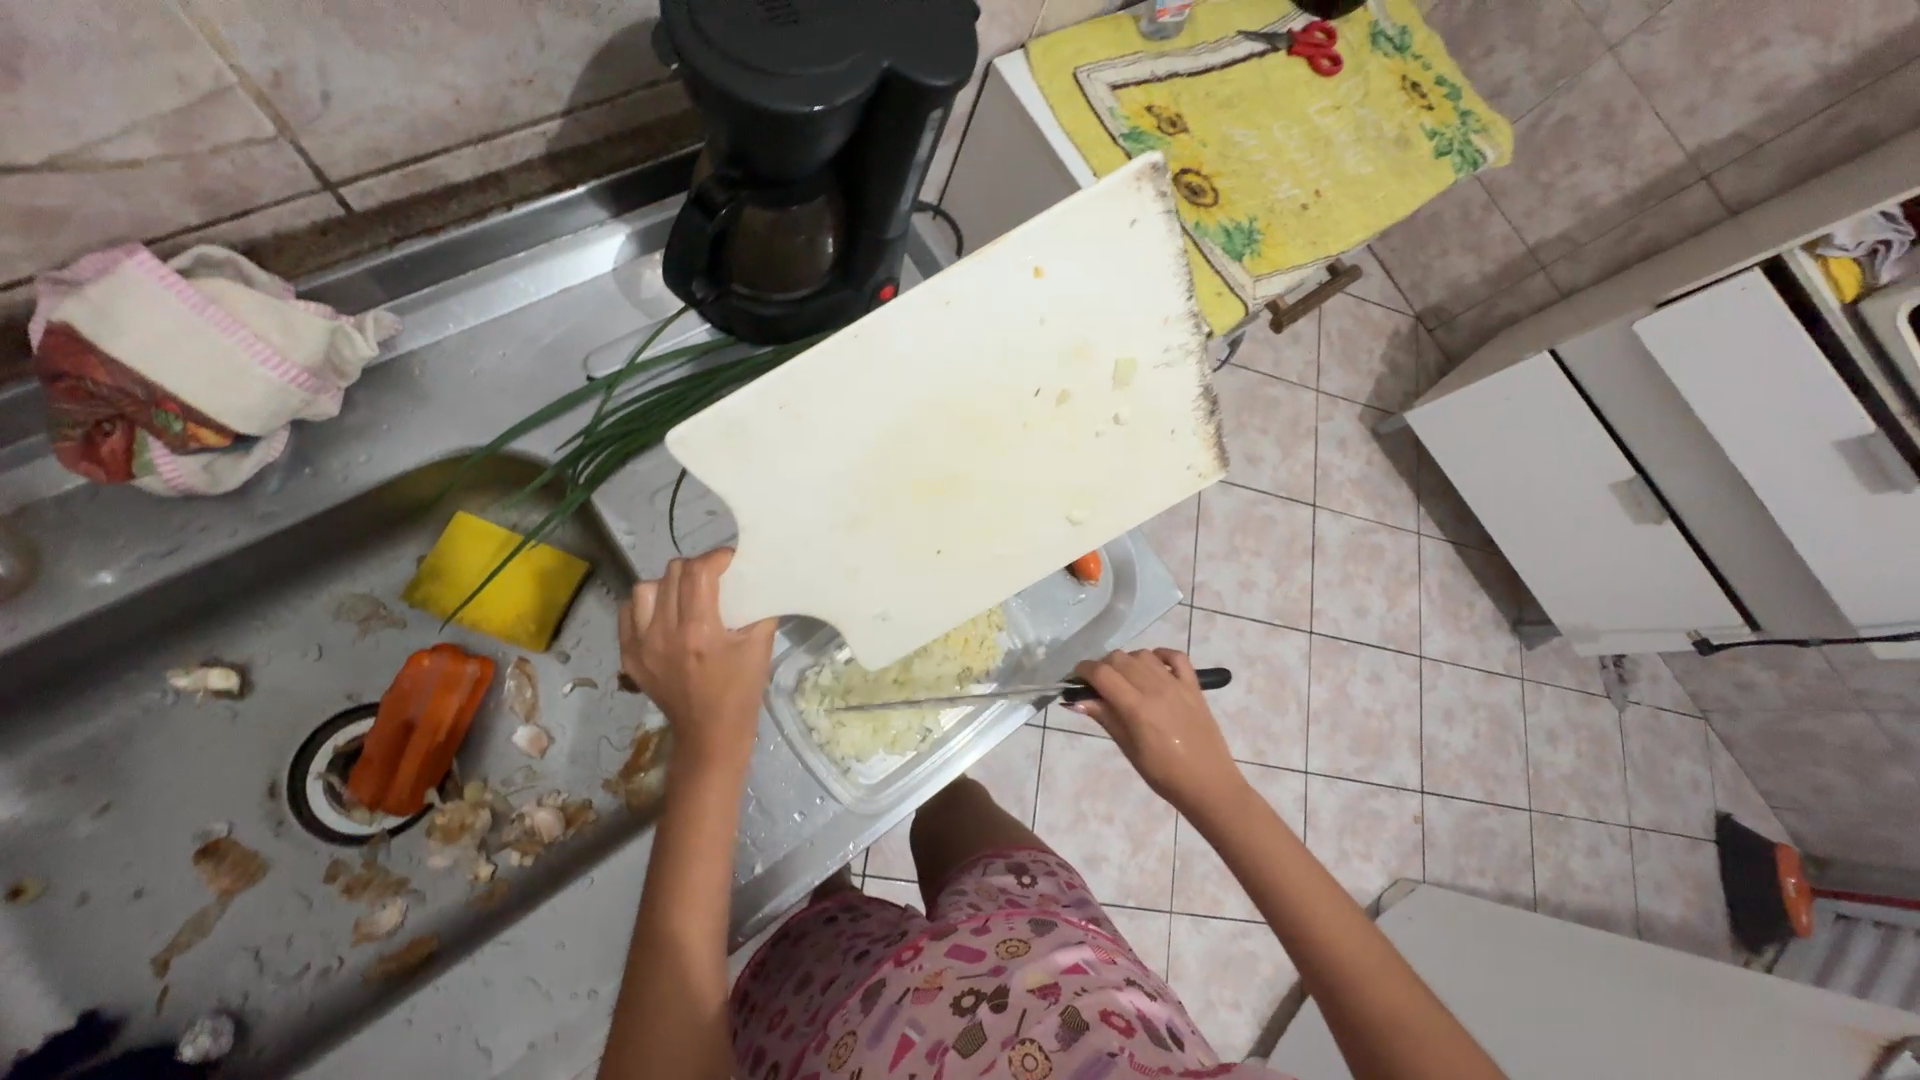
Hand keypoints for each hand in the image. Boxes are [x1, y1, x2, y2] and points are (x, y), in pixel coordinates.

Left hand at [618, 548, 777, 775]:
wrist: (709, 733)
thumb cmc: (740, 691)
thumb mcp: (760, 646)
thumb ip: (759, 608)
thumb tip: (758, 580)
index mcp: (699, 631)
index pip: (699, 572)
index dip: (716, 557)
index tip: (729, 560)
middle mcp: (664, 633)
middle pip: (672, 574)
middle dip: (695, 568)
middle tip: (712, 578)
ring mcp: (641, 646)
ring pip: (645, 589)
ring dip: (667, 585)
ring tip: (683, 596)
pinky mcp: (629, 657)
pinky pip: (628, 613)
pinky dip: (645, 607)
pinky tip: (663, 615)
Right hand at [1071, 649, 1243, 814]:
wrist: (1208, 783)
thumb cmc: (1163, 774)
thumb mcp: (1128, 749)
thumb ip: (1105, 718)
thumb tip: (1077, 700)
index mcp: (1137, 708)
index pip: (1102, 674)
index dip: (1083, 670)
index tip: (1076, 678)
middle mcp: (1156, 688)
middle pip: (1120, 659)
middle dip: (1102, 666)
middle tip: (1098, 685)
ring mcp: (1177, 685)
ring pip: (1143, 655)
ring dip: (1127, 661)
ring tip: (1125, 679)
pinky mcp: (1194, 686)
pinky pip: (1176, 656)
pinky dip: (1161, 655)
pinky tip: (1153, 667)